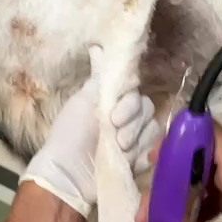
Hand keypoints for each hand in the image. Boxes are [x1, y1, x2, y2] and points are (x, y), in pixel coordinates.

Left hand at [19, 49, 161, 216]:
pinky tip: (126, 163)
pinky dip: (140, 158)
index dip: (130, 105)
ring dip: (136, 141)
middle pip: (148, 111)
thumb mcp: (82, 101)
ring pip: (152, 131)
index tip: (114, 117)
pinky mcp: (137, 161)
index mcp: (112, 102)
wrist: (69, 174)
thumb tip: (99, 47)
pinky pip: (152, 153)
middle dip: (133, 125)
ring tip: (118, 151)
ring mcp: (133, 141)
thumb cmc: (70, 134)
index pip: (137, 94)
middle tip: (116, 137)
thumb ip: (99, 79)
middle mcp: (125, 118)